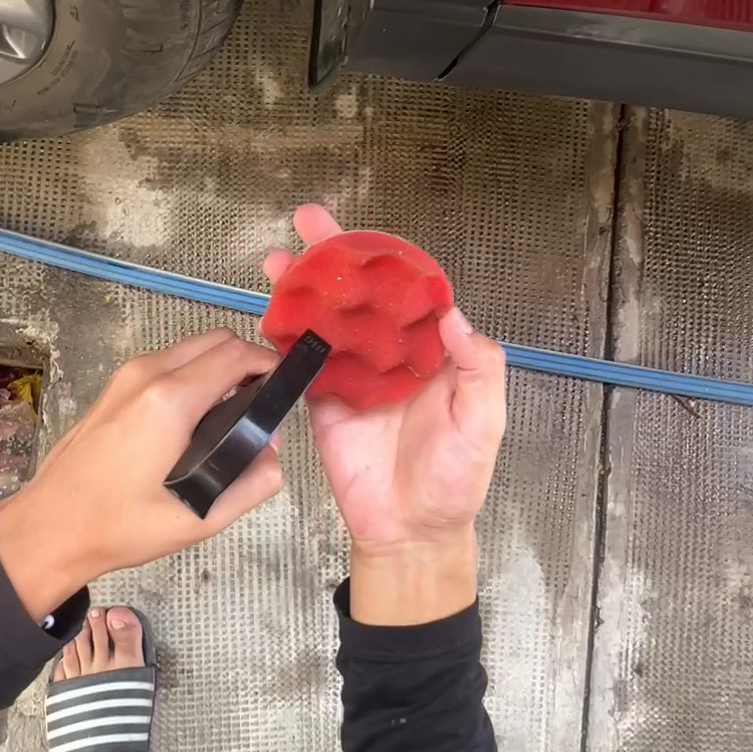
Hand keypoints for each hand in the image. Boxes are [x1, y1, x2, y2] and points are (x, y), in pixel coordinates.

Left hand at [0, 329, 285, 617]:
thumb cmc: (121, 526)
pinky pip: (169, 360)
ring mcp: (127, 375)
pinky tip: (198, 414)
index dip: (269, 365)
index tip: (285, 389)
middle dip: (248, 360)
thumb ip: (250, 484)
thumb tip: (272, 451)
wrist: (50, 526)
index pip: (237, 356)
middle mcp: (148, 374)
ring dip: (219, 364)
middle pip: (217, 339)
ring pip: (192, 346)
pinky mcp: (116, 384)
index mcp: (170, 401)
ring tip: (233, 409)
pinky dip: (194, 371)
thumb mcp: (198, 519)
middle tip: (262, 401)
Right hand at [262, 205, 508, 553]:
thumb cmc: (456, 479)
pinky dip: (284, 337)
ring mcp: (351, 376)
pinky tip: (269, 312)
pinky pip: (301, 364)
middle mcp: (387, 355)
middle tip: (309, 222)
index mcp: (427, 352)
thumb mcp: (483, 422)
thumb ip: (478, 368)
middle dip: (332, 257)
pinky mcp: (322, 401)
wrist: (410, 530)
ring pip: (323, 321)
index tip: (364, 233)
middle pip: (357, 295)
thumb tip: (454, 314)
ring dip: (300, 289)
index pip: (406, 292)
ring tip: (278, 260)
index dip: (385, 258)